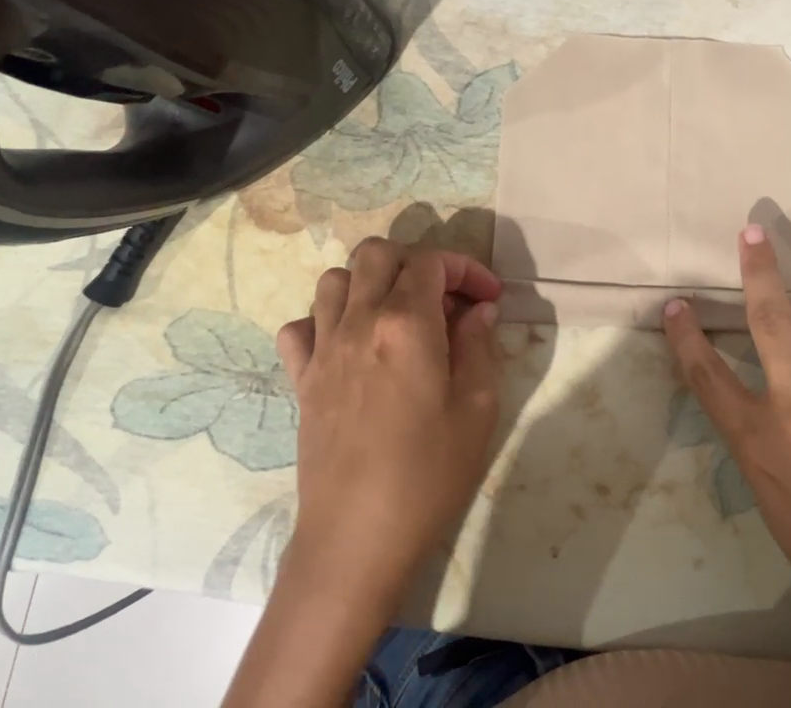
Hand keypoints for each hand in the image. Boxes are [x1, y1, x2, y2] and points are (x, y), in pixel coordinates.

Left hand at [275, 239, 503, 588]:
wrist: (357, 535)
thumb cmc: (429, 474)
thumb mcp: (478, 409)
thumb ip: (478, 346)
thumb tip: (478, 311)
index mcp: (405, 324)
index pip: (431, 262)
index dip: (466, 269)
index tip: (489, 298)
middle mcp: (358, 322)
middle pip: (377, 254)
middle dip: (416, 263)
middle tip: (444, 300)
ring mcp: (322, 349)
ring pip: (334, 280)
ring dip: (370, 283)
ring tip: (399, 316)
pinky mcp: (301, 379)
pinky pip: (301, 326)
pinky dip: (325, 320)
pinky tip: (350, 346)